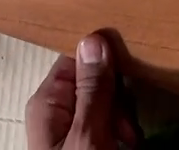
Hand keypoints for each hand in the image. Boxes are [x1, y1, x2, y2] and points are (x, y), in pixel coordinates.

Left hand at [25, 32, 139, 149]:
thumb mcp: (87, 134)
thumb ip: (92, 88)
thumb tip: (93, 38)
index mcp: (47, 100)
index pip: (77, 56)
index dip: (104, 57)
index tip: (128, 64)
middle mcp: (56, 108)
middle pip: (95, 79)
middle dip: (118, 96)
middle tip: (128, 120)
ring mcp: (69, 126)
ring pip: (105, 101)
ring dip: (123, 116)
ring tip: (130, 136)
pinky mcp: (82, 141)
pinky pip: (106, 122)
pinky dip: (120, 130)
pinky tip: (129, 142)